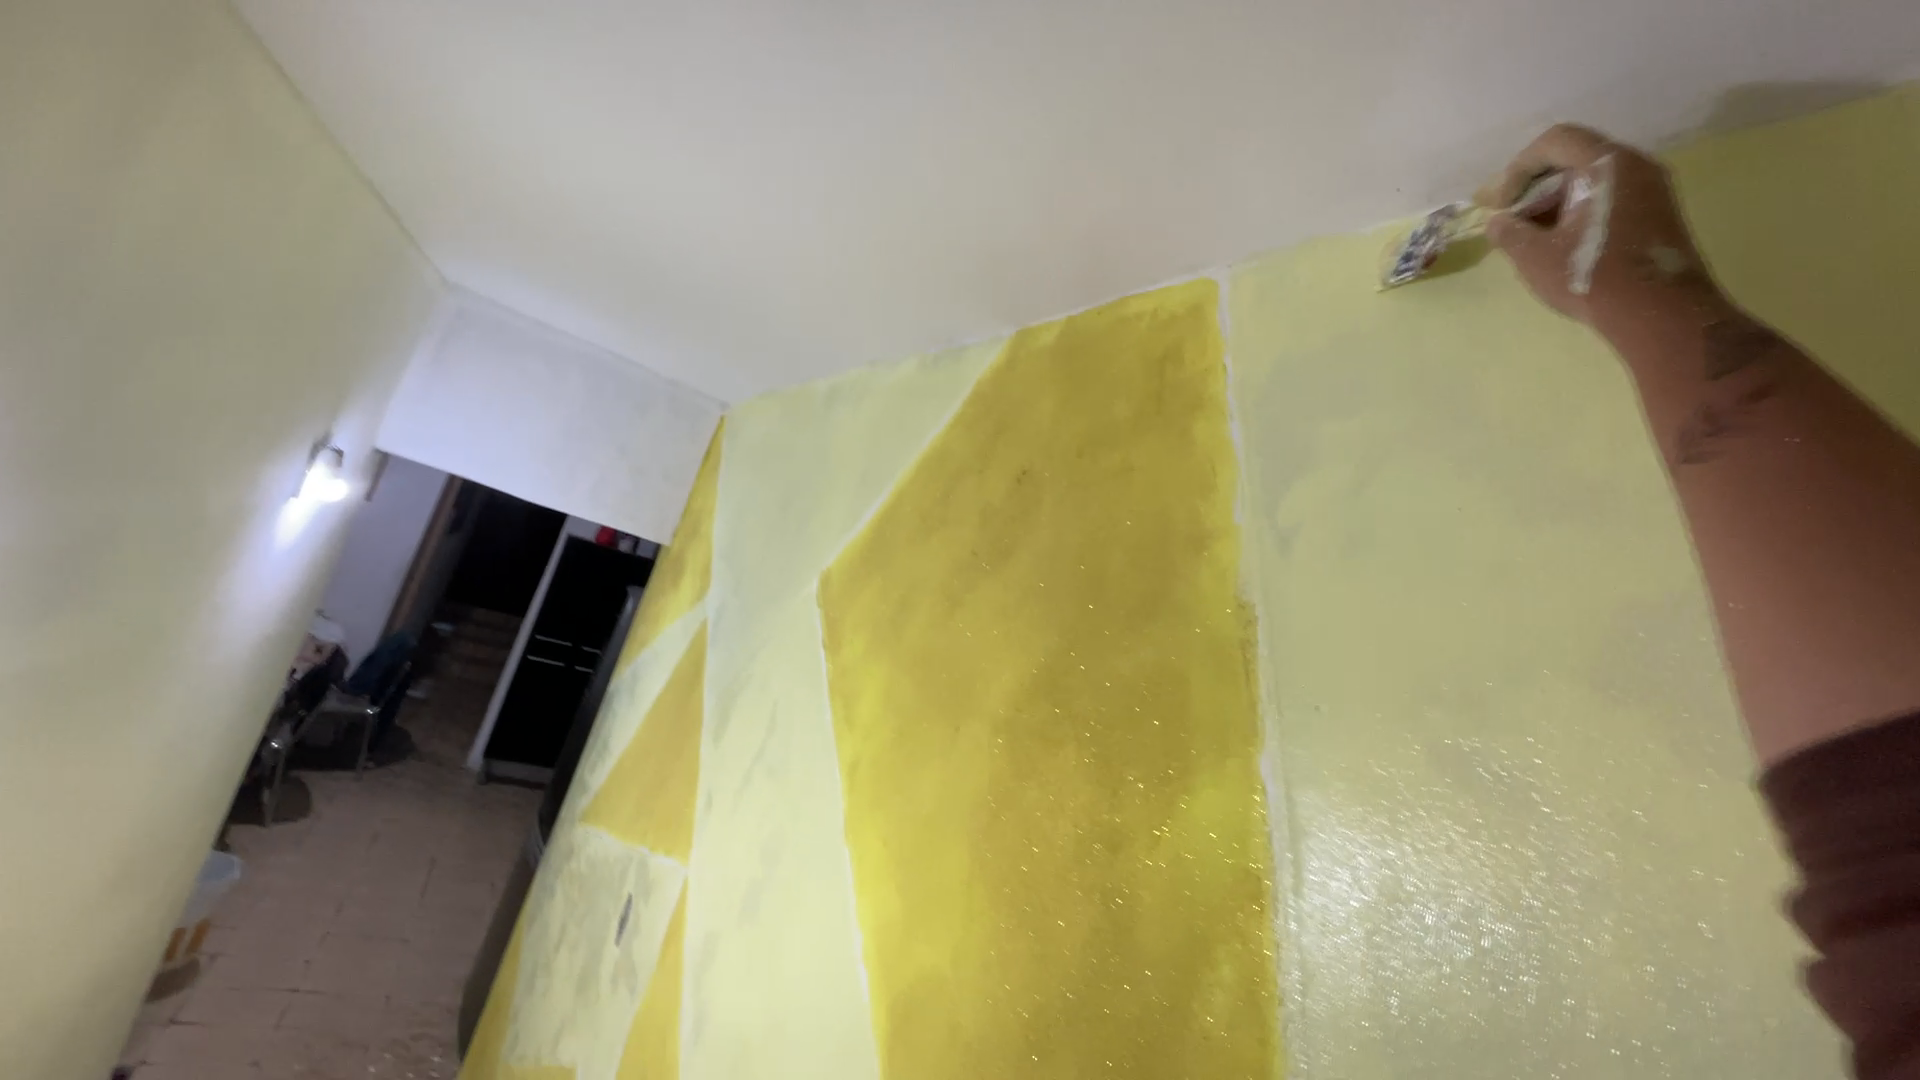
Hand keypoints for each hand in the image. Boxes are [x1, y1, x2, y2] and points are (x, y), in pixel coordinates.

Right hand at [1482, 124, 1714, 325]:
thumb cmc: (1590, 276)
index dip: (1518, 169)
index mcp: (1606, 165)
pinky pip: (1610, 198)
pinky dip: (1579, 213)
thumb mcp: (1533, 256)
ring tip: (1533, 239)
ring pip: (1592, 180)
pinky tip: (1562, 247)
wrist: (1658, 312)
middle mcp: (1635, 165)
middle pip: (1574, 159)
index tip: (1501, 205)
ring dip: (1555, 203)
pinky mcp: (1658, 213)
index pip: (1554, 142)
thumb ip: (1508, 232)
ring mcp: (1652, 189)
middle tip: (1512, 223)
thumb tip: (1497, 222)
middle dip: (1534, 188)